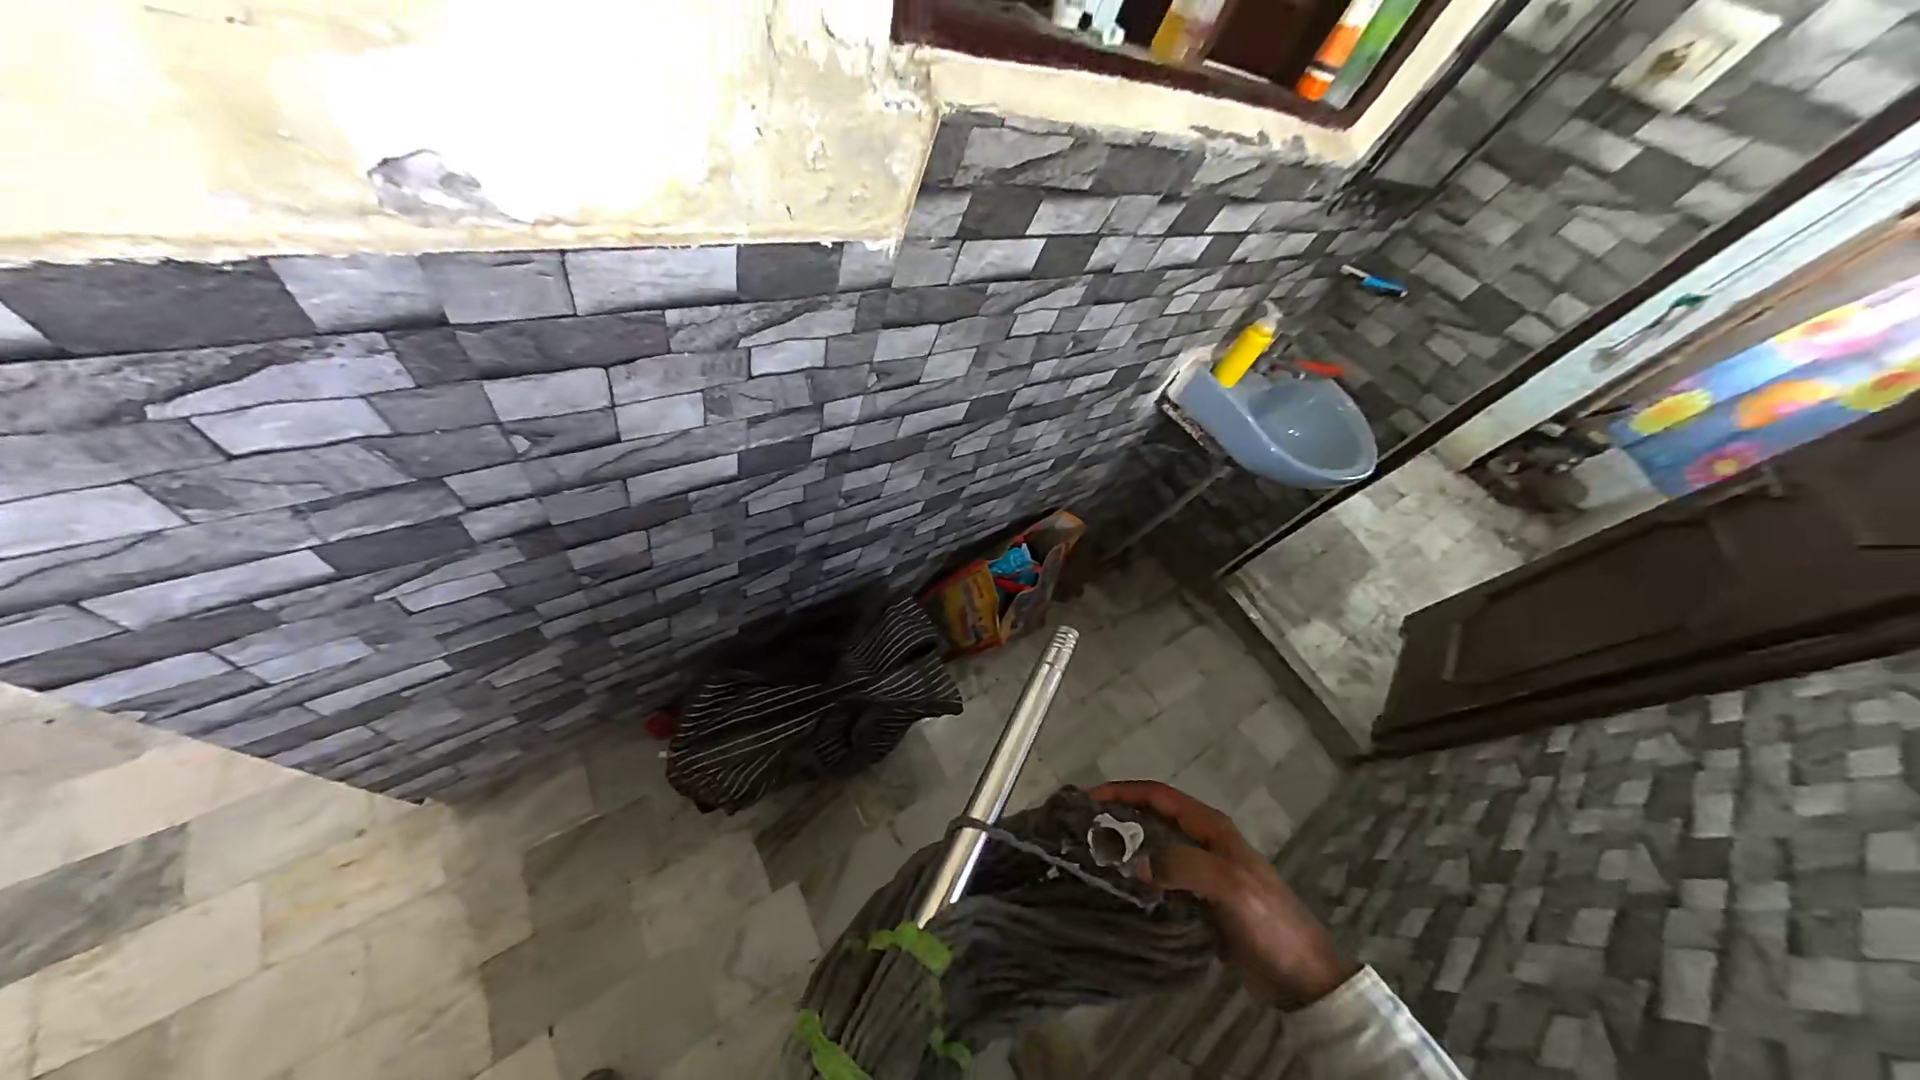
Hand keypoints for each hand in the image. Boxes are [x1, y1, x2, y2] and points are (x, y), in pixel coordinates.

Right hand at [1089, 780, 1354, 1009]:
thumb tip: (1134, 866)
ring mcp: (1199, 872)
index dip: (1122, 791)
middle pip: (1151, 817)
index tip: (1088, 798)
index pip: (1158, 795)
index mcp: (1210, 827)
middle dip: (1117, 816)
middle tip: (1081, 827)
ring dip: (1124, 847)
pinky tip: (1116, 889)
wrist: (1302, 977)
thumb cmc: (1269, 922)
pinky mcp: (1196, 901)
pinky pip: (1158, 880)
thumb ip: (1183, 866)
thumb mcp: (1229, 884)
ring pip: (1152, 848)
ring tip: (1090, 856)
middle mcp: (1202, 842)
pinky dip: (1135, 878)